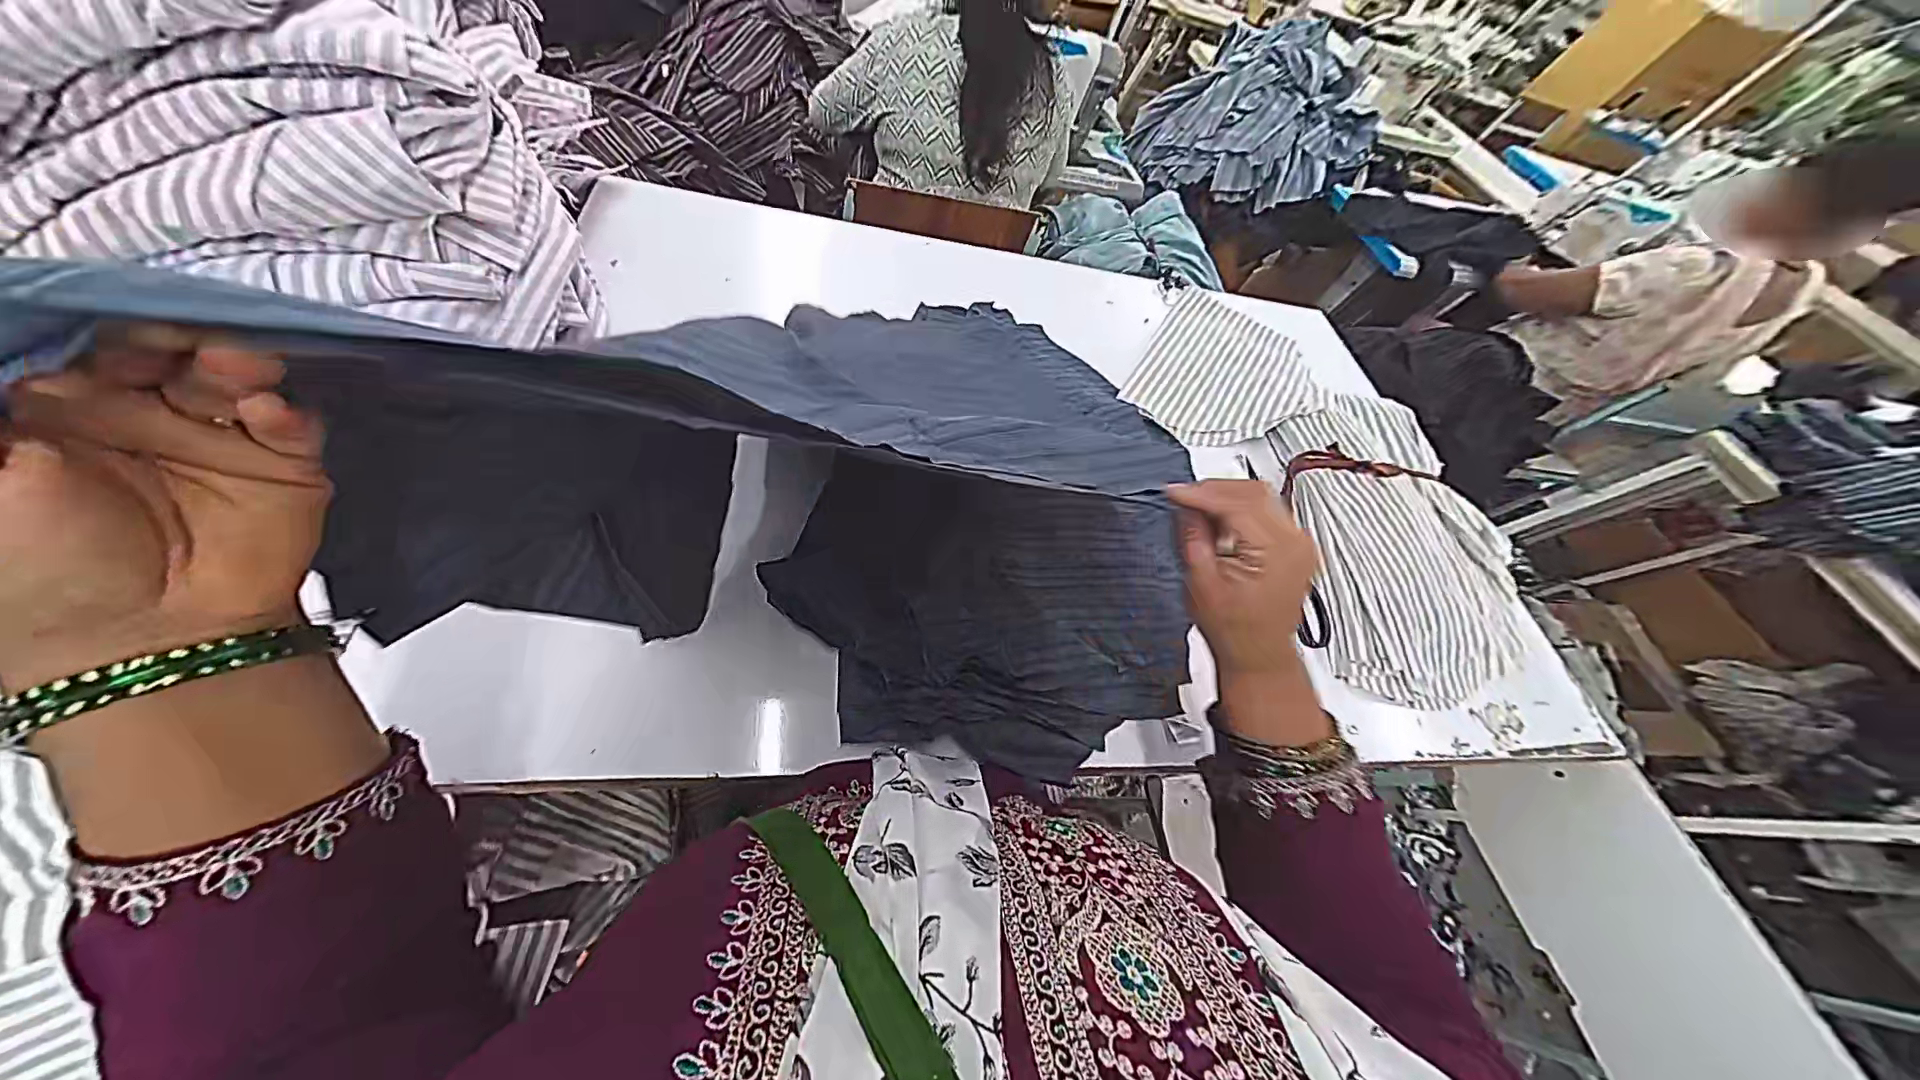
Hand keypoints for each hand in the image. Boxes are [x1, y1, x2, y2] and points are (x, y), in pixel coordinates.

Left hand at [0, 325, 328, 689]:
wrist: (153, 634)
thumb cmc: (46, 568)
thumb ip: (13, 407)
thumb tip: (27, 351)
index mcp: (65, 412)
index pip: (87, 349)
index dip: (98, 328)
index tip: (103, 318)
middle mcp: (147, 419)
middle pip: (167, 357)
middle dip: (173, 339)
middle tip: (176, 339)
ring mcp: (224, 442)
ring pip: (235, 381)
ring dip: (238, 366)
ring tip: (236, 366)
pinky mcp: (288, 468)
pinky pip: (295, 428)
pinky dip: (287, 415)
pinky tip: (270, 412)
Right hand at [1170, 479, 1318, 678]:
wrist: (1257, 654)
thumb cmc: (1235, 630)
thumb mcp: (1201, 582)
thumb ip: (1194, 537)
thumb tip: (1186, 507)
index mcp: (1276, 551)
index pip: (1237, 503)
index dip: (1201, 493)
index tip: (1176, 492)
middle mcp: (1296, 543)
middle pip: (1254, 492)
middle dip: (1214, 489)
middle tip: (1185, 495)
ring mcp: (1299, 544)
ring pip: (1262, 497)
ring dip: (1227, 497)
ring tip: (1198, 507)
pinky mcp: (1294, 546)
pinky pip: (1267, 512)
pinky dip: (1239, 509)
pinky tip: (1218, 520)